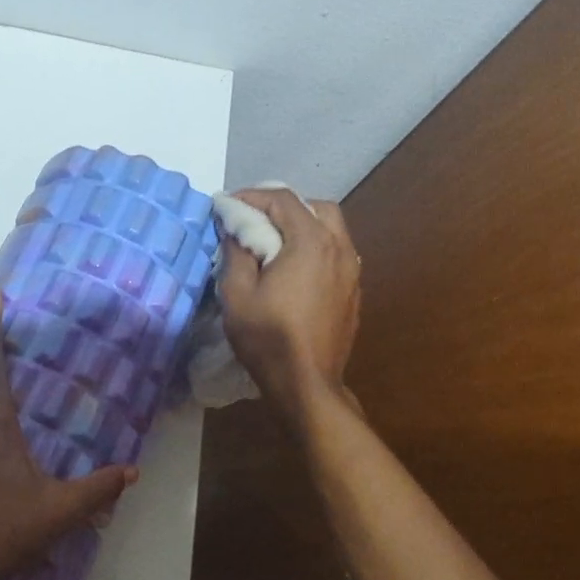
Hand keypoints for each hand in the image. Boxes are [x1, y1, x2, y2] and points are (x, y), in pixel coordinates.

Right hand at [218, 188, 362, 419]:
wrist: (307, 383)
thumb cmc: (268, 338)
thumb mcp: (237, 294)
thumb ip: (236, 253)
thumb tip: (236, 229)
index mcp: (310, 242)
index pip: (283, 200)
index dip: (252, 196)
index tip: (227, 206)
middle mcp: (339, 247)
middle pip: (314, 207)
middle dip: (282, 206)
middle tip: (254, 220)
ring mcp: (351, 270)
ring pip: (330, 228)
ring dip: (301, 225)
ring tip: (273, 242)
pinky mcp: (353, 290)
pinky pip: (335, 252)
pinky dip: (314, 247)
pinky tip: (293, 267)